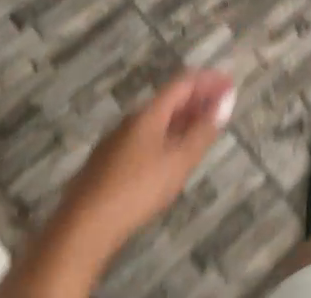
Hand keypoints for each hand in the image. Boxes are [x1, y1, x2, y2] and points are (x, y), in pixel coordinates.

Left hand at [52, 68, 236, 257]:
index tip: (230, 83)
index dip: (208, 80)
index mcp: (148, 115)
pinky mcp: (104, 166)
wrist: (80, 231)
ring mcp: (113, 144)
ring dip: (181, 120)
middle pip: (168, 101)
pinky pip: (143, 139)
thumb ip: (204, 129)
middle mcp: (129, 123)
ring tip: (201, 130)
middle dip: (197, 100)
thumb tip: (225, 100)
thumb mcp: (180, 160)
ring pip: (154, 122)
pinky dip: (165, 137)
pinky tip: (170, 156)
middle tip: (221, 106)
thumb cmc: (137, 190)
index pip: (183, 83)